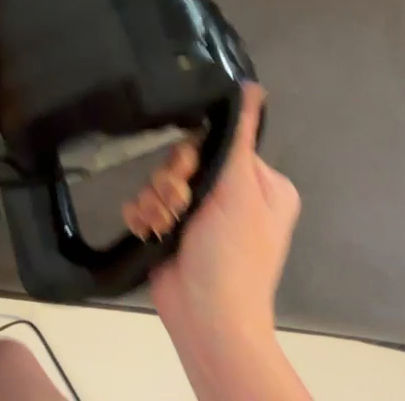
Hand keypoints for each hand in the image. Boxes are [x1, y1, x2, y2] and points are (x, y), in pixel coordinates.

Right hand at [123, 85, 297, 340]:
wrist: (207, 317)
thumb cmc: (233, 256)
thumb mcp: (240, 191)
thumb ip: (237, 139)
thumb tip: (251, 86)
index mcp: (259, 184)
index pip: (216, 142)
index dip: (196, 153)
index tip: (191, 173)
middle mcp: (232, 196)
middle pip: (182, 160)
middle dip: (171, 181)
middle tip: (178, 203)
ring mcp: (200, 215)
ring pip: (160, 180)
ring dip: (156, 200)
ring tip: (164, 224)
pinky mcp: (172, 230)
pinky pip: (145, 202)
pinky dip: (145, 215)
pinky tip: (152, 230)